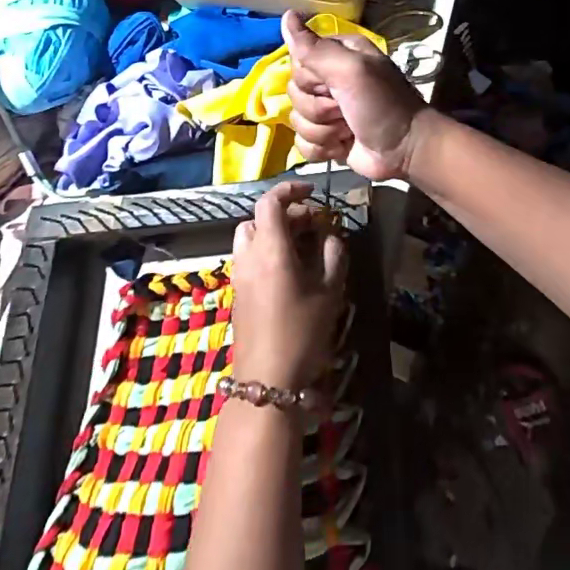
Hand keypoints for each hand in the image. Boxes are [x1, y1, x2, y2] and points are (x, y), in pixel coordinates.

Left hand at [230, 182, 346, 389]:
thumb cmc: (302, 333)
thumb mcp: (330, 293)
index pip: (270, 202)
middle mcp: (248, 255)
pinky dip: (266, 250)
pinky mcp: (236, 290)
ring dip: (273, 231)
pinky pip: (248, 256)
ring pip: (250, 236)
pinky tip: (289, 270)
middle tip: (315, 225)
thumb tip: (331, 235)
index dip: (290, 189)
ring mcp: (238, 274)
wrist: (267, 379)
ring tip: (301, 246)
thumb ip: (333, 256)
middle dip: (287, 214)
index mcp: (270, 249)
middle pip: (259, 217)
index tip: (312, 191)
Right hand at [282, 11, 429, 181]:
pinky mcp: (326, 139)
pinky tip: (342, 147)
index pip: (297, 62)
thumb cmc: (383, 104)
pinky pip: (302, 144)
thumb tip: (286, 15)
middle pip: (294, 94)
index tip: (332, 86)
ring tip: (348, 131)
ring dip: (323, 132)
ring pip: (296, 121)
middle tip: (345, 110)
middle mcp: (329, 80)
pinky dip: (322, 150)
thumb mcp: (351, 70)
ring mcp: (326, 112)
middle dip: (318, 109)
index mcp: (336, 56)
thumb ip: (314, 48)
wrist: (405, 150)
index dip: (310, 80)